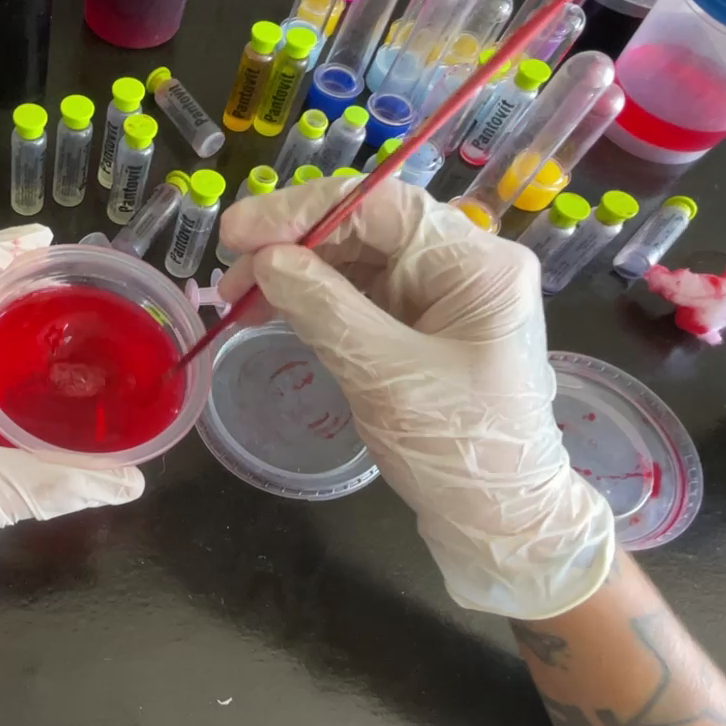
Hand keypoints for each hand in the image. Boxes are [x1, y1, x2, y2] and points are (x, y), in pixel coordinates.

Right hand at [218, 177, 612, 618]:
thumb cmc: (457, 449)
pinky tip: (268, 310)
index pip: (381, 205)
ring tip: (236, 297)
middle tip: (228, 272)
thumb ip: (325, 310)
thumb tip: (266, 262)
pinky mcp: (413, 327)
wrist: (497, 519)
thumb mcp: (386, 377)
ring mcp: (435, 297)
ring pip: (351, 261)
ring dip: (290, 272)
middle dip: (290, 242)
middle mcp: (458, 267)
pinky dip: (306, 300)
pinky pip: (352, 296)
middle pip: (363, 227)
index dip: (303, 210)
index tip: (237, 232)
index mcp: (475, 265)